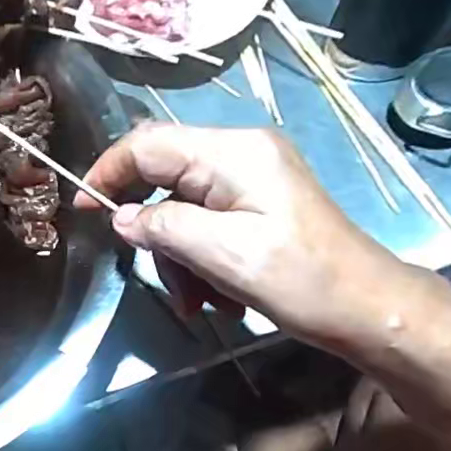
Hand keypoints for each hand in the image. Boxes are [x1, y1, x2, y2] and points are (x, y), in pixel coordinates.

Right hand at [79, 124, 407, 344]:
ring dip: (179, 259)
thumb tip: (122, 218)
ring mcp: (252, 177)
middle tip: (157, 277)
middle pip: (164, 177)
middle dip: (154, 233)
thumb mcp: (223, 255)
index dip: (108, 172)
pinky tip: (217, 297)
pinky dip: (201, 261)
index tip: (82, 209)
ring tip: (198, 303)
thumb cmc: (302, 280)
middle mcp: (241, 153)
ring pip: (182, 208)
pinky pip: (207, 223)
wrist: (367, 307)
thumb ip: (165, 228)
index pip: (149, 143)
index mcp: (233, 153)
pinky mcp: (259, 202)